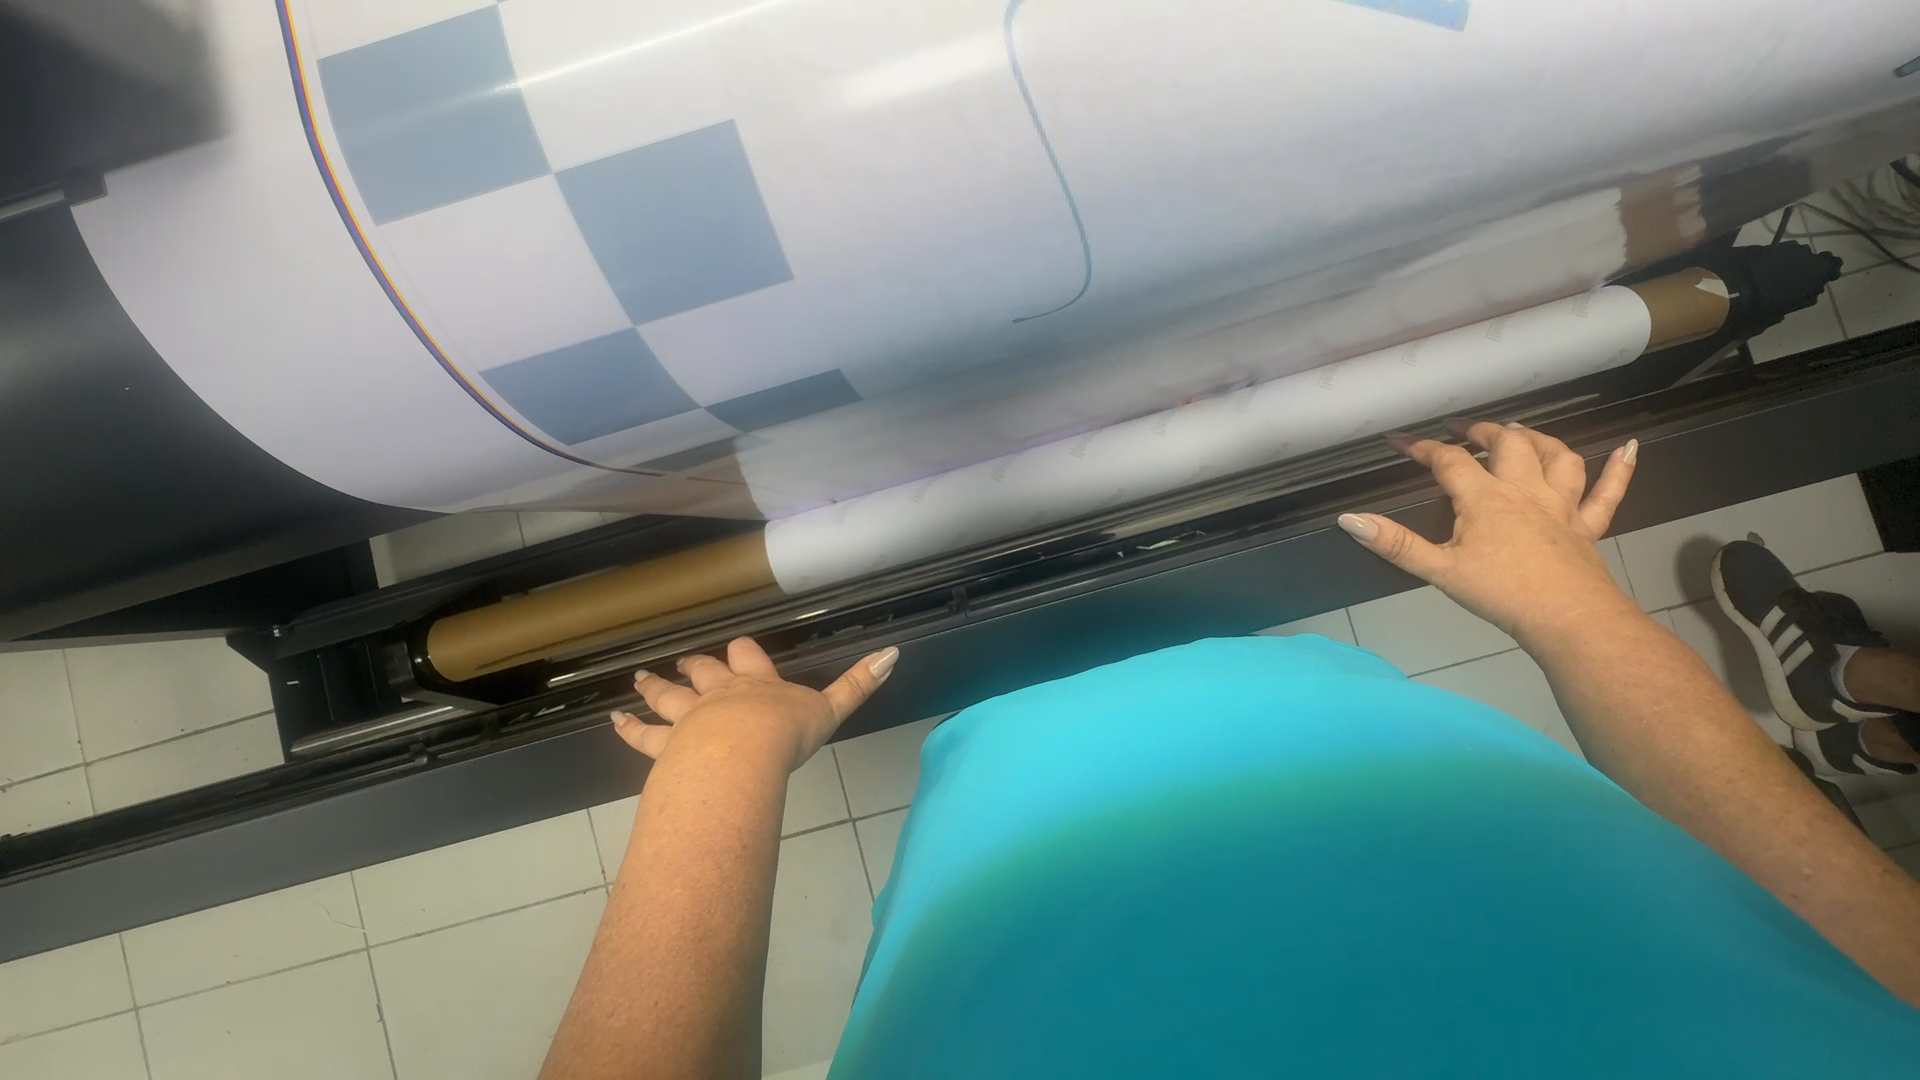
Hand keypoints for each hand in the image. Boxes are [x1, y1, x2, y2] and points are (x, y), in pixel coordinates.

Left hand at [609, 637, 897, 770]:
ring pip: (668, 697)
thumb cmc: (786, 733)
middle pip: (705, 673)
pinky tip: (613, 721)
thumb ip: (858, 683)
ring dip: (655, 687)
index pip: (749, 658)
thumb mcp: (830, 707)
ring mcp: (689, 719)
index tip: (740, 648)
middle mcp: (720, 695)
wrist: (742, 754)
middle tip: (686, 660)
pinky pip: (643, 735)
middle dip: (698, 667)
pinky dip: (628, 728)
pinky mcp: (667, 745)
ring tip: (640, 679)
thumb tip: (892, 653)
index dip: (745, 653)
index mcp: (757, 685)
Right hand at [1337, 421, 1639, 646]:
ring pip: (1556, 457)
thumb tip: (1349, 519)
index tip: (1398, 440)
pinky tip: (1629, 447)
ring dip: (1538, 438)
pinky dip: (1620, 467)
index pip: (1448, 461)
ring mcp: (1562, 506)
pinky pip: (1608, 491)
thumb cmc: (1500, 593)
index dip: (1420, 447)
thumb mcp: (1436, 569)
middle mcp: (1525, 491)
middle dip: (1482, 431)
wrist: (1569, 619)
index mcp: (1484, 499)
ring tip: (1520, 431)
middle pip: (1507, 445)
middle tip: (1463, 428)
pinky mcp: (1588, 526)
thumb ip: (1393, 543)